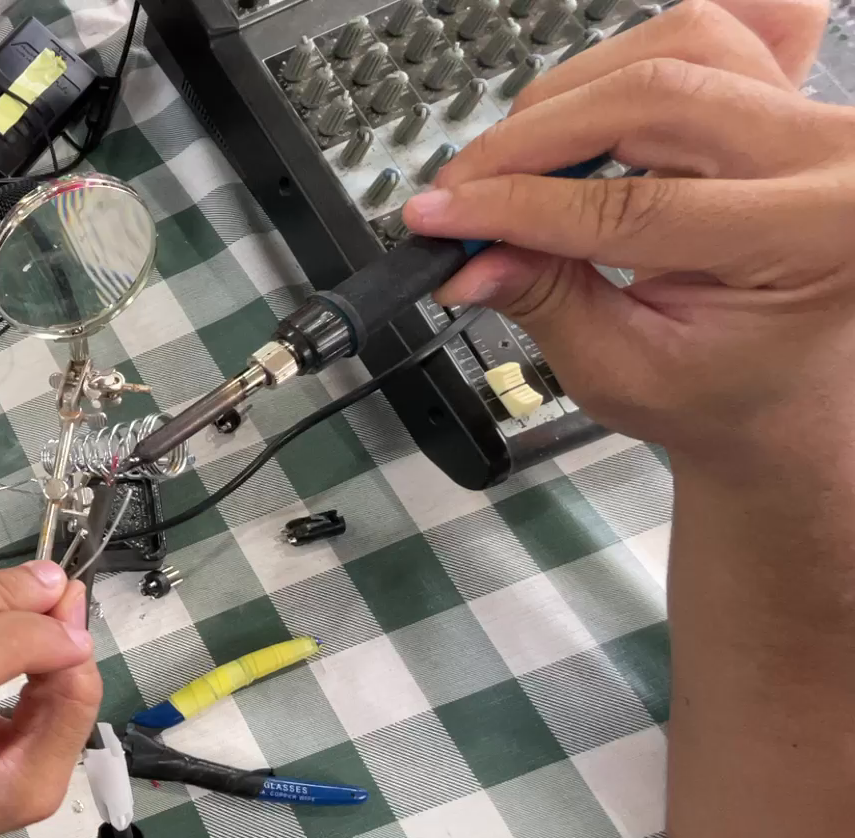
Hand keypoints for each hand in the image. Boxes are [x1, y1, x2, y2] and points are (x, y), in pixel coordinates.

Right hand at [402, 0, 851, 479]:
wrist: (781, 381)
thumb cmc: (714, 390)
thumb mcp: (615, 369)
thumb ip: (544, 303)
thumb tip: (467, 266)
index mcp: (814, 236)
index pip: (629, 203)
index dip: (513, 208)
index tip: (433, 218)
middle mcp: (836, 154)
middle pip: (655, 96)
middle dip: (527, 143)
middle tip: (451, 193)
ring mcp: (820, 114)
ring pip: (682, 43)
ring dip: (568, 97)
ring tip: (508, 163)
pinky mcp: (789, 99)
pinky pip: (734, 24)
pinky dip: (646, 51)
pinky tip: (595, 101)